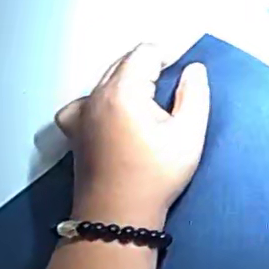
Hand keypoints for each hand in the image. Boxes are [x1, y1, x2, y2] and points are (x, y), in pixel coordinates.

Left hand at [55, 45, 210, 229]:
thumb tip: (194, 70)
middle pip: (124, 63)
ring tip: (152, 109)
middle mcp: (94, 97)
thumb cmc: (155, 176)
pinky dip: (106, 101)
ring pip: (108, 80)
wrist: (118, 215)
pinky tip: (120, 117)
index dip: (170, 56)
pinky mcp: (74, 130)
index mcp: (122, 92)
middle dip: (151, 69)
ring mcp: (79, 113)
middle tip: (175, 93)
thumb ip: (195, 94)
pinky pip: (89, 100)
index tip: (185, 72)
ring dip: (131, 84)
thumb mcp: (189, 134)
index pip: (145, 53)